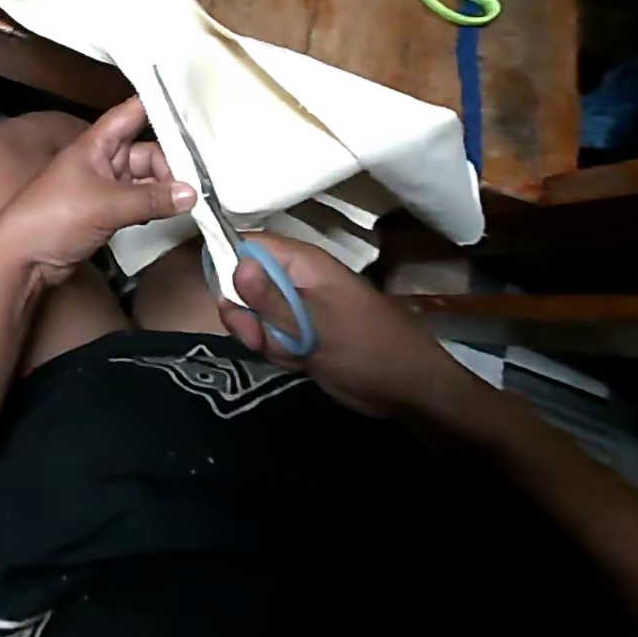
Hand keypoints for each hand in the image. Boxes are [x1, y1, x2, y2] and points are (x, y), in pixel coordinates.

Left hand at [0, 97, 195, 285]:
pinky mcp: (108, 211)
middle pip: (147, 151)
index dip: (157, 104)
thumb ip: (151, 199)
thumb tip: (193, 194)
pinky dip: (156, 204)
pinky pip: (140, 200)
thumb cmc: (56, 216)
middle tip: (199, 178)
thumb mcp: (106, 204)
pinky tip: (172, 211)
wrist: (23, 258)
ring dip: (166, 187)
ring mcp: (106, 186)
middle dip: (171, 162)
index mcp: (96, 144)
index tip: (191, 102)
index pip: (132, 113)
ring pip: (146, 178)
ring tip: (192, 197)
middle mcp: (104, 160)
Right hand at [218, 236, 470, 417]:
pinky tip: (297, 363)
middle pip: (243, 282)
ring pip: (253, 314)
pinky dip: (275, 351)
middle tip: (260, 337)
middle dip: (246, 313)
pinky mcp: (297, 333)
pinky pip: (267, 335)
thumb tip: (235, 264)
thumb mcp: (315, 325)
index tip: (229, 299)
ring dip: (262, 337)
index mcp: (300, 262)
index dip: (229, 264)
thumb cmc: (366, 348)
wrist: (408, 391)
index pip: (248, 245)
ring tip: (290, 353)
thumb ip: (271, 299)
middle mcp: (293, 278)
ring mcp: (295, 307)